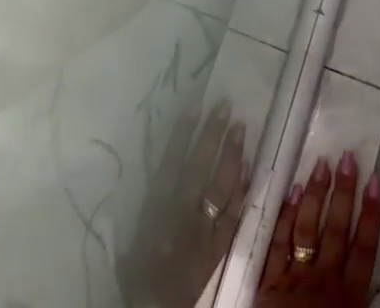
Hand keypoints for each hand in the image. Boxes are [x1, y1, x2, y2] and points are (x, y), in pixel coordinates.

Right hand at [117, 103, 249, 307]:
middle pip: (200, 168)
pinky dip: (242, 190)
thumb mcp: (129, 234)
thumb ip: (143, 205)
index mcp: (156, 207)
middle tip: (226, 107)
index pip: (171, 162)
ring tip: (241, 128)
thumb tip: (149, 170)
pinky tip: (250, 168)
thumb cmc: (136, 273)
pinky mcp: (219, 245)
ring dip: (232, 155)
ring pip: (221, 187)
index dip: (183, 134)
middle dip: (213, 136)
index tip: (195, 106)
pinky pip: (234, 214)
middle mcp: (182, 213)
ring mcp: (204, 229)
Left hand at [256, 153, 379, 307]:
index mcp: (350, 297)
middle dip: (343, 193)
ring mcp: (296, 277)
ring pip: (307, 229)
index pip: (365, 248)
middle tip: (347, 157)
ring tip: (321, 165)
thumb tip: (368, 264)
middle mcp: (325, 280)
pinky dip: (286, 217)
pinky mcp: (270, 280)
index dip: (372, 214)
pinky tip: (292, 194)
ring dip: (315, 195)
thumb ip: (359, 297)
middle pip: (337, 230)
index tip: (375, 182)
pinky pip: (279, 243)